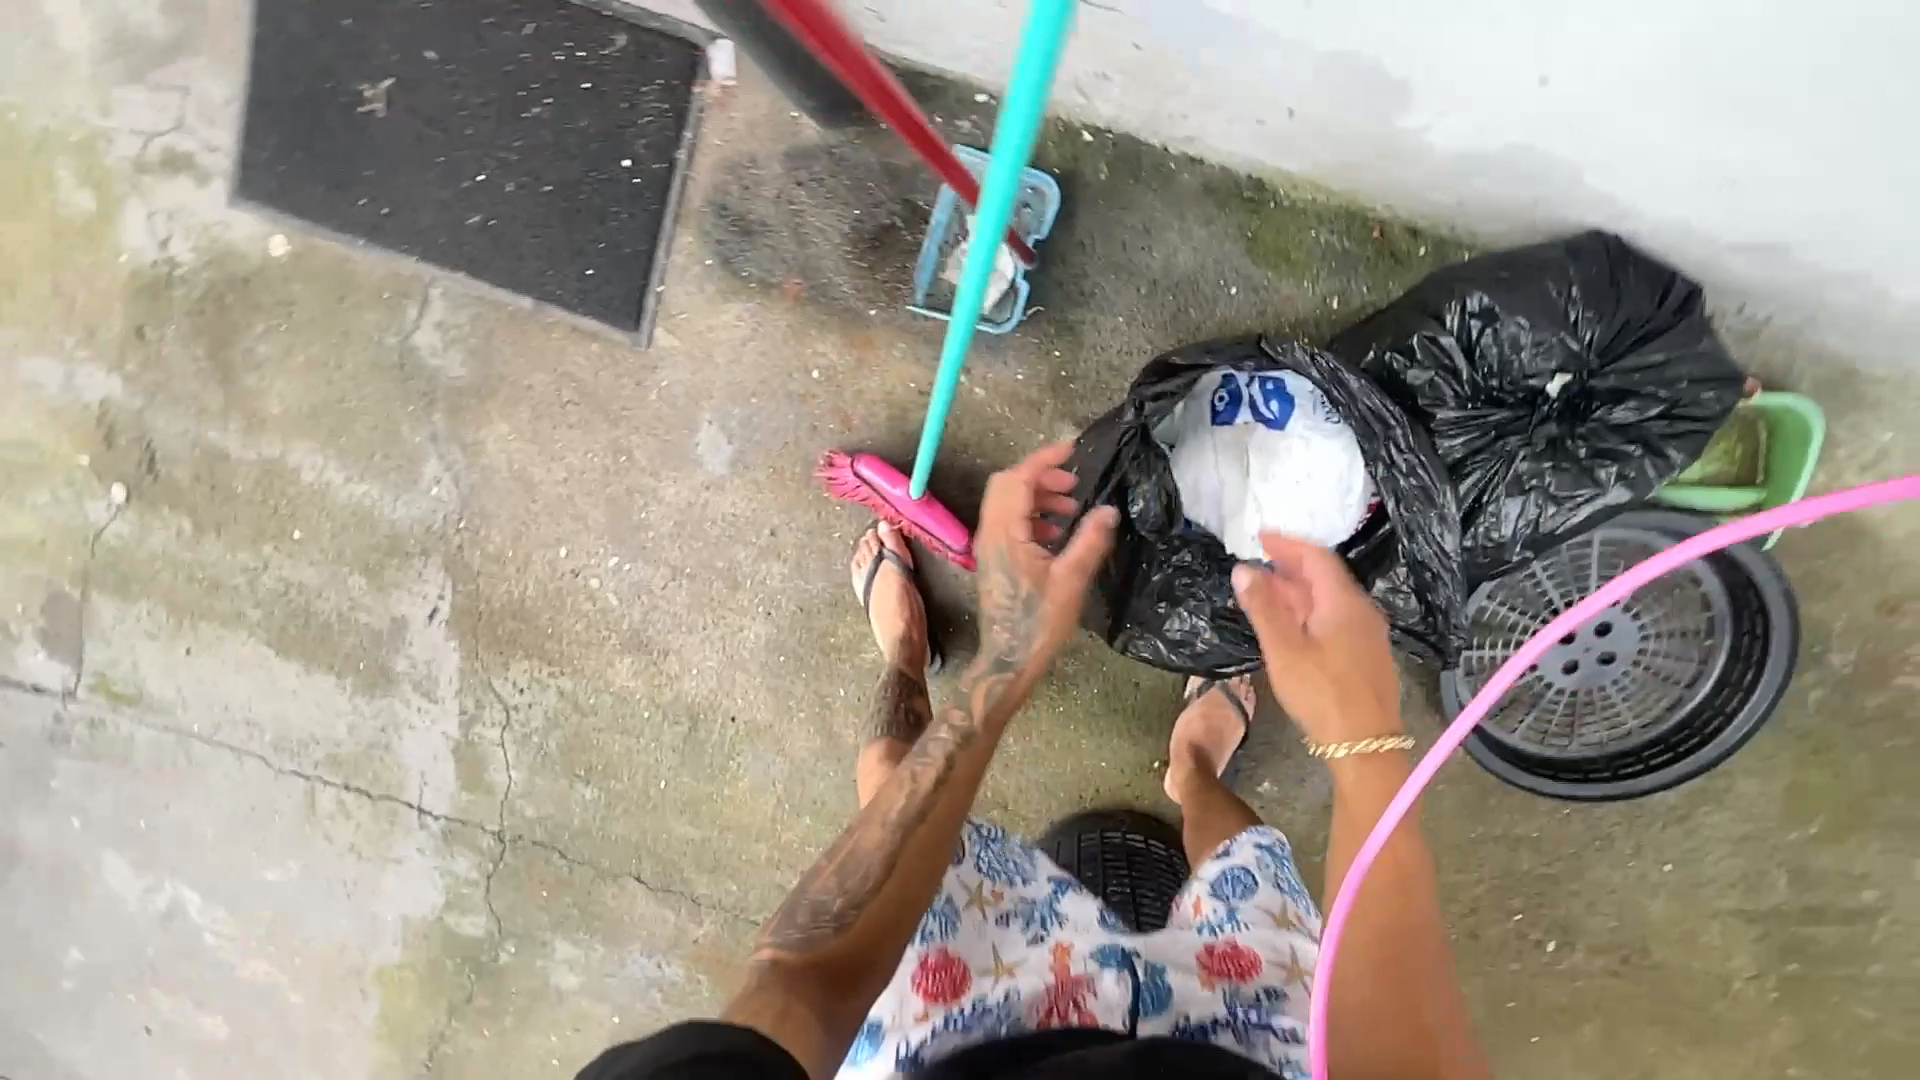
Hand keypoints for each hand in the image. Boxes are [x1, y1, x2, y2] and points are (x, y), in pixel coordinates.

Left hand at [973, 441, 1119, 682]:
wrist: (1008, 660)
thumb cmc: (1038, 623)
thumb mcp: (1071, 580)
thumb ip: (1090, 540)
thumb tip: (1108, 510)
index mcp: (1005, 533)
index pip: (1017, 479)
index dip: (1043, 460)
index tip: (1071, 451)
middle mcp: (990, 534)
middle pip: (1007, 485)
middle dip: (1040, 477)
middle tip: (1073, 486)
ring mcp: (988, 548)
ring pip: (1006, 504)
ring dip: (1037, 498)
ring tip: (1071, 510)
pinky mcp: (994, 561)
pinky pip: (1008, 524)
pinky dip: (1031, 517)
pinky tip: (1056, 535)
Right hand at [1231, 532, 1400, 745]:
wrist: (1365, 745)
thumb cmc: (1321, 693)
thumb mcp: (1283, 649)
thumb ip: (1263, 607)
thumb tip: (1243, 569)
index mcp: (1344, 603)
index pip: (1317, 558)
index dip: (1288, 544)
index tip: (1259, 537)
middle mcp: (1362, 611)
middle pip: (1326, 577)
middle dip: (1290, 567)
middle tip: (1258, 564)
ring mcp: (1368, 634)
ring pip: (1330, 599)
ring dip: (1298, 590)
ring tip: (1267, 592)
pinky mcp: (1366, 654)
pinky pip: (1336, 618)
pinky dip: (1310, 610)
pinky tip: (1291, 624)